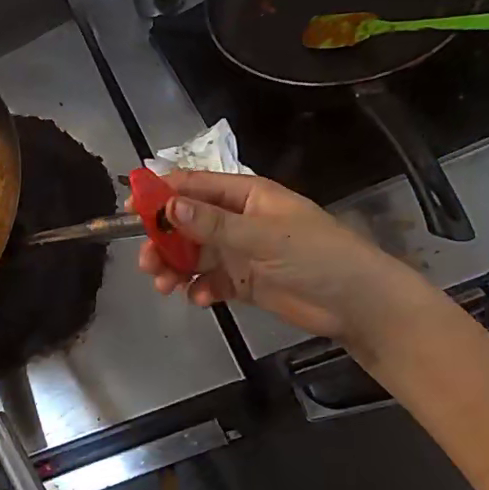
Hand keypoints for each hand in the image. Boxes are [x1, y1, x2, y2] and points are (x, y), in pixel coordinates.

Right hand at [136, 170, 420, 343]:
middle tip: (147, 261)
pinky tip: (200, 298)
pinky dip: (200, 289)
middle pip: (187, 224)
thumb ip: (213, 224)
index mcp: (246, 195)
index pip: (195, 186)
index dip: (161, 194)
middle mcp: (238, 220)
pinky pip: (210, 281)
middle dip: (164, 240)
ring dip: (175, 267)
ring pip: (194, 255)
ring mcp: (240, 252)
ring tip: (164, 285)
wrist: (356, 303)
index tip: (131, 209)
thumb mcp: (262, 236)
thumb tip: (168, 205)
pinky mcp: (243, 283)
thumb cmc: (315, 256)